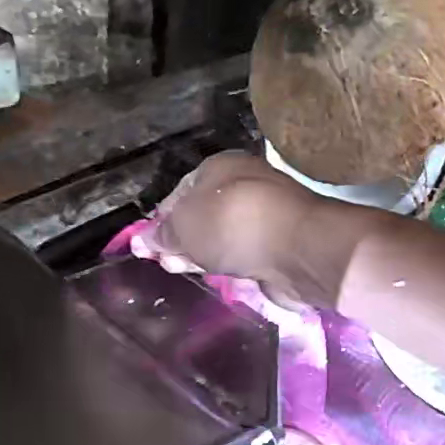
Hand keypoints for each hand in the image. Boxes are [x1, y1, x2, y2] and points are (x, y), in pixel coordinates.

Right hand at [137, 152, 317, 280]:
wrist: (299, 248)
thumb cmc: (233, 225)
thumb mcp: (183, 226)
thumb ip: (163, 233)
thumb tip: (145, 239)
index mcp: (221, 166)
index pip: (182, 190)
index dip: (163, 218)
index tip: (149, 246)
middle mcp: (248, 185)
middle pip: (206, 215)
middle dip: (185, 241)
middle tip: (170, 264)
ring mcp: (270, 215)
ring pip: (229, 237)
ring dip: (210, 255)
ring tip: (194, 272)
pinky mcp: (285, 244)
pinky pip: (250, 254)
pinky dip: (237, 265)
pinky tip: (226, 277)